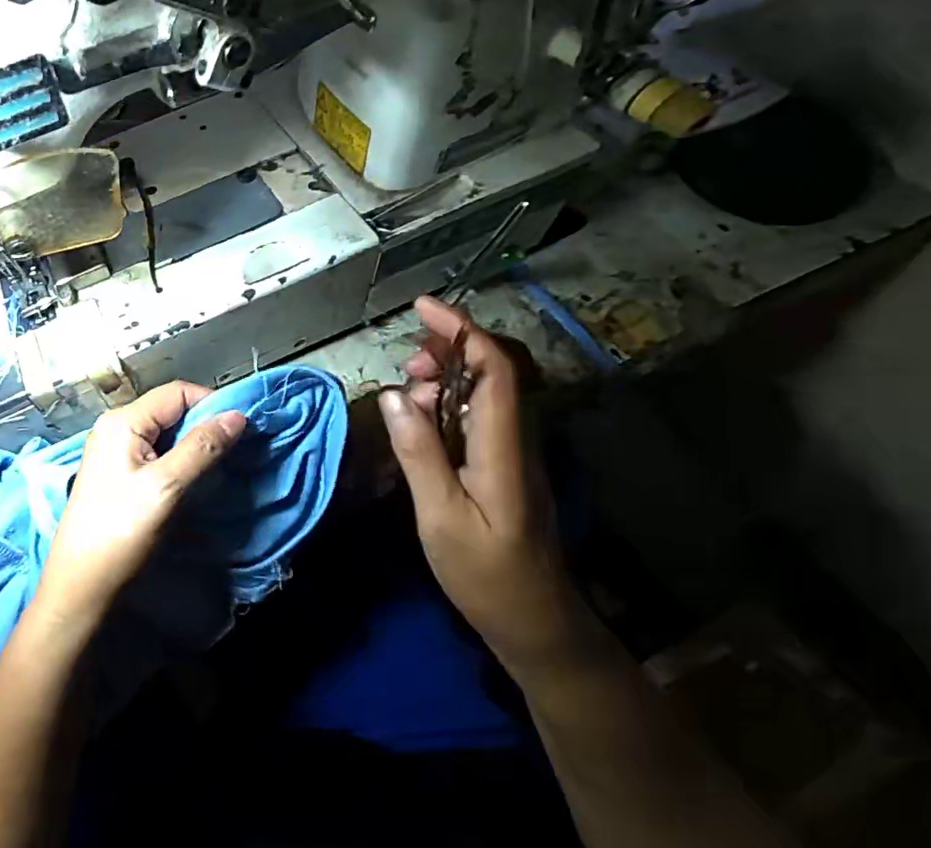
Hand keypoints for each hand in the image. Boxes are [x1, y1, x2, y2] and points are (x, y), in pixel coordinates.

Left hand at [34, 382, 246, 632]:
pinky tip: (195, 484)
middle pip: (174, 411)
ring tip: (219, 471)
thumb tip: (238, 415)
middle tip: (234, 454)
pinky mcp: (121, 474)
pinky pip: (159, 455)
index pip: (180, 392)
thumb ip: (203, 447)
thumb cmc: (120, 533)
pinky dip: (182, 463)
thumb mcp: (166, 487)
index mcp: (123, 421)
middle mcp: (117, 428)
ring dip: (196, 448)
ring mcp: (117, 452)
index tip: (241, 432)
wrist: (81, 587)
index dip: (212, 405)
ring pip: (169, 435)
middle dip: (206, 427)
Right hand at [379, 296, 571, 670]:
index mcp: (504, 446)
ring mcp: (513, 453)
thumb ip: (419, 453)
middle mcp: (516, 439)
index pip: (494, 368)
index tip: (422, 308)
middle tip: (406, 365)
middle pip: (492, 371)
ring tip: (408, 393)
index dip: (462, 330)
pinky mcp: (504, 467)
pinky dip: (448, 403)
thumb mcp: (440, 517)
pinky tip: (423, 421)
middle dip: (448, 350)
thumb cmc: (487, 575)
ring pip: (485, 393)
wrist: (536, 621)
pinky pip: (479, 416)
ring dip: (445, 378)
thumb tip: (394, 395)